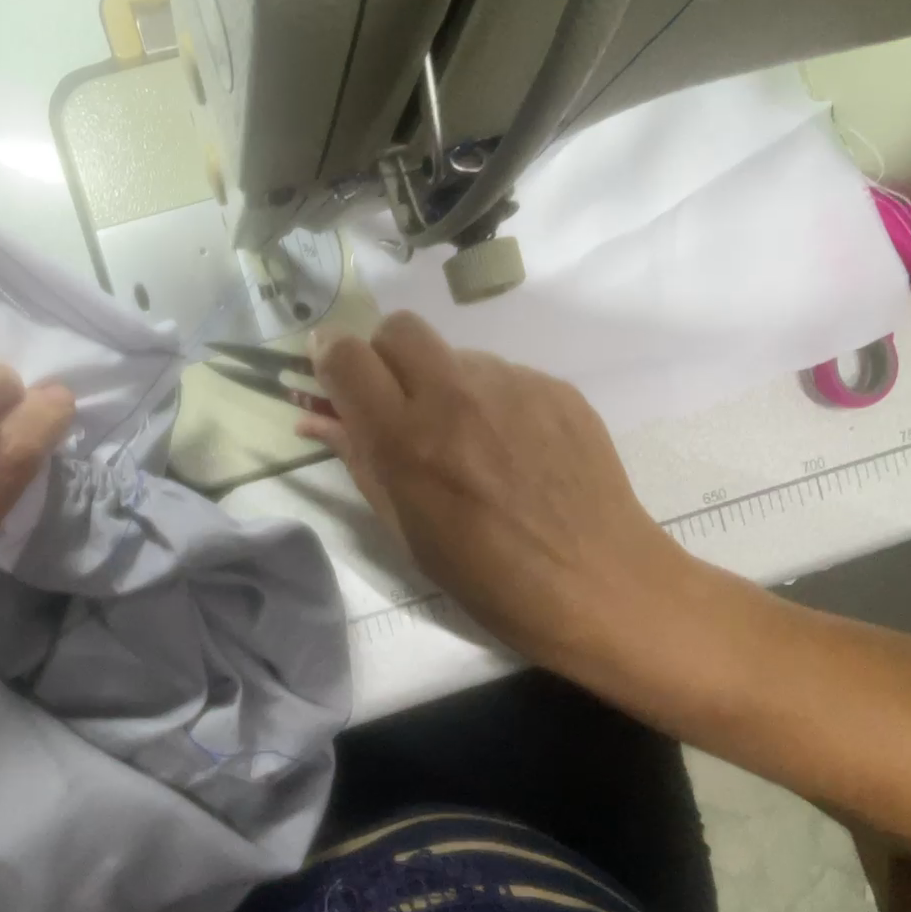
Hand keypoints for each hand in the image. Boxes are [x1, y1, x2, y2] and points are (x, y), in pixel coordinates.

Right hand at [297, 312, 696, 675]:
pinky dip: (491, 402)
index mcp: (406, 440)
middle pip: (399, 328)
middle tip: (397, 403)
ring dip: (443, 384)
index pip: (346, 357)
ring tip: (469, 444)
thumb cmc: (484, 576)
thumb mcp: (404, 528)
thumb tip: (315, 419)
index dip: (329, 358)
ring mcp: (512, 385)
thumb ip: (358, 460)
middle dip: (384, 356)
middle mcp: (456, 396)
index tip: (332, 376)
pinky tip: (512, 451)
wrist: (595, 583)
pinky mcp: (556, 387)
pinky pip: (503, 375)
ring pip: (455, 354)